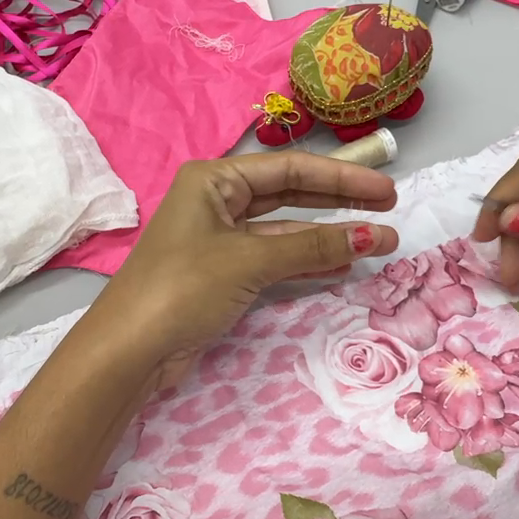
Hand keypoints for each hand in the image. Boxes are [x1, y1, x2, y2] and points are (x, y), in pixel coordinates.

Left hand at [92, 153, 400, 385]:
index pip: (290, 169)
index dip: (342, 177)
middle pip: (289, 194)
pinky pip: (274, 258)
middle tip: (388, 208)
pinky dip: (306, 261)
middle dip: (338, 202)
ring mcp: (219, 239)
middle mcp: (216, 201)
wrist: (131, 349)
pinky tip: (341, 265)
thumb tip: (374, 235)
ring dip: (327, 236)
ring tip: (377, 241)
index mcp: (214, 180)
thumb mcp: (250, 261)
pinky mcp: (223, 273)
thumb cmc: (183, 288)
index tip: (386, 190)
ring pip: (284, 229)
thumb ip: (313, 246)